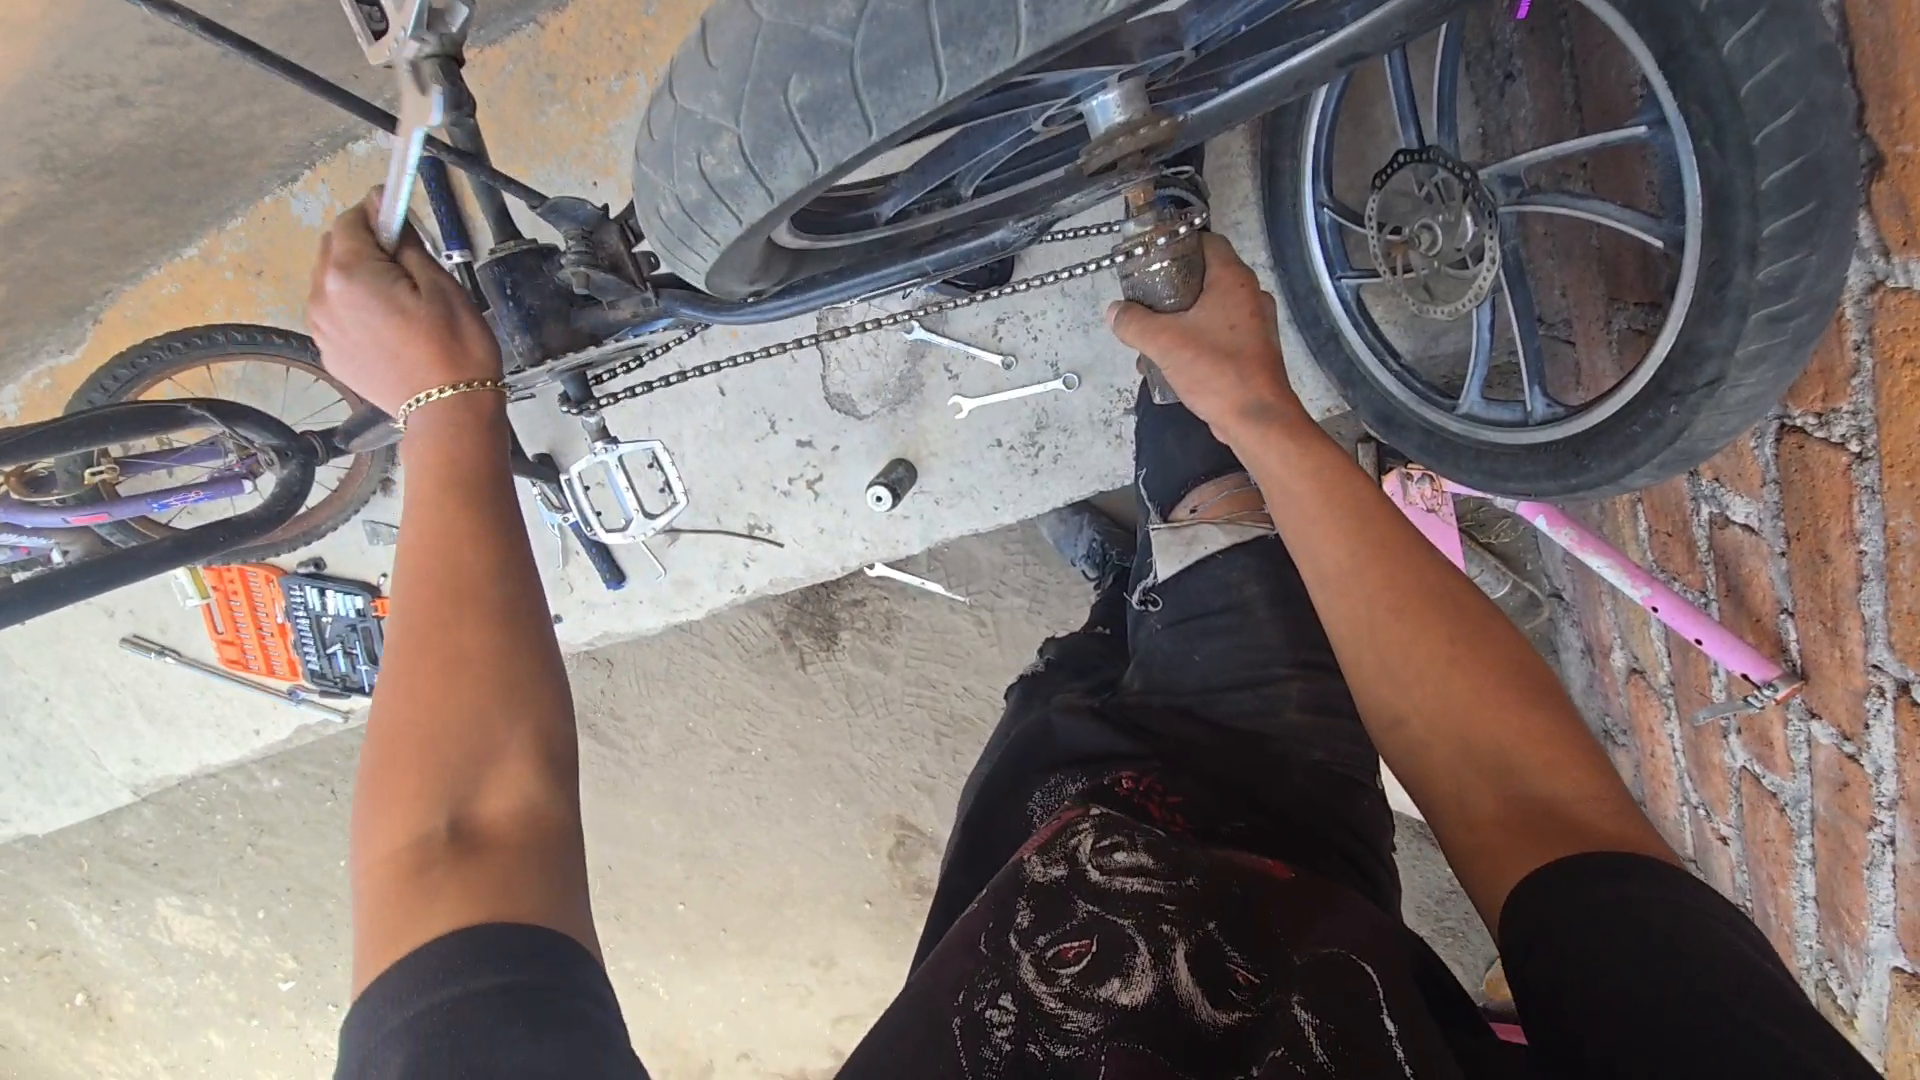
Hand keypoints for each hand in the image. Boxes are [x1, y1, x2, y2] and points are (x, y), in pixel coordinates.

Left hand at [307, 192, 501, 414]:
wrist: (449, 414)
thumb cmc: (457, 350)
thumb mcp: (444, 289)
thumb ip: (408, 246)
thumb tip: (389, 216)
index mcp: (349, 273)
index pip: (351, 221)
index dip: (377, 213)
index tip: (403, 216)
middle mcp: (321, 296)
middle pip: (335, 250)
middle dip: (367, 247)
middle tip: (411, 267)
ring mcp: (321, 328)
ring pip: (334, 284)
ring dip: (361, 281)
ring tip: (404, 304)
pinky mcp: (331, 354)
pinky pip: (338, 317)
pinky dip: (359, 312)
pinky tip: (393, 331)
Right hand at [1106, 233, 1308, 441]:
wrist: (1255, 418)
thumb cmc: (1215, 371)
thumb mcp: (1163, 343)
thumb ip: (1133, 323)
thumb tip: (1114, 312)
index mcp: (1234, 280)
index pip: (1207, 241)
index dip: (1177, 245)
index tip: (1151, 260)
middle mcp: (1250, 295)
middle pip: (1205, 277)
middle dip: (1171, 290)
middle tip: (1146, 304)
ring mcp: (1256, 324)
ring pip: (1210, 309)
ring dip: (1181, 321)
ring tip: (1154, 340)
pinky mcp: (1254, 350)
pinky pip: (1219, 334)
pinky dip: (1196, 341)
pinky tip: (1174, 362)